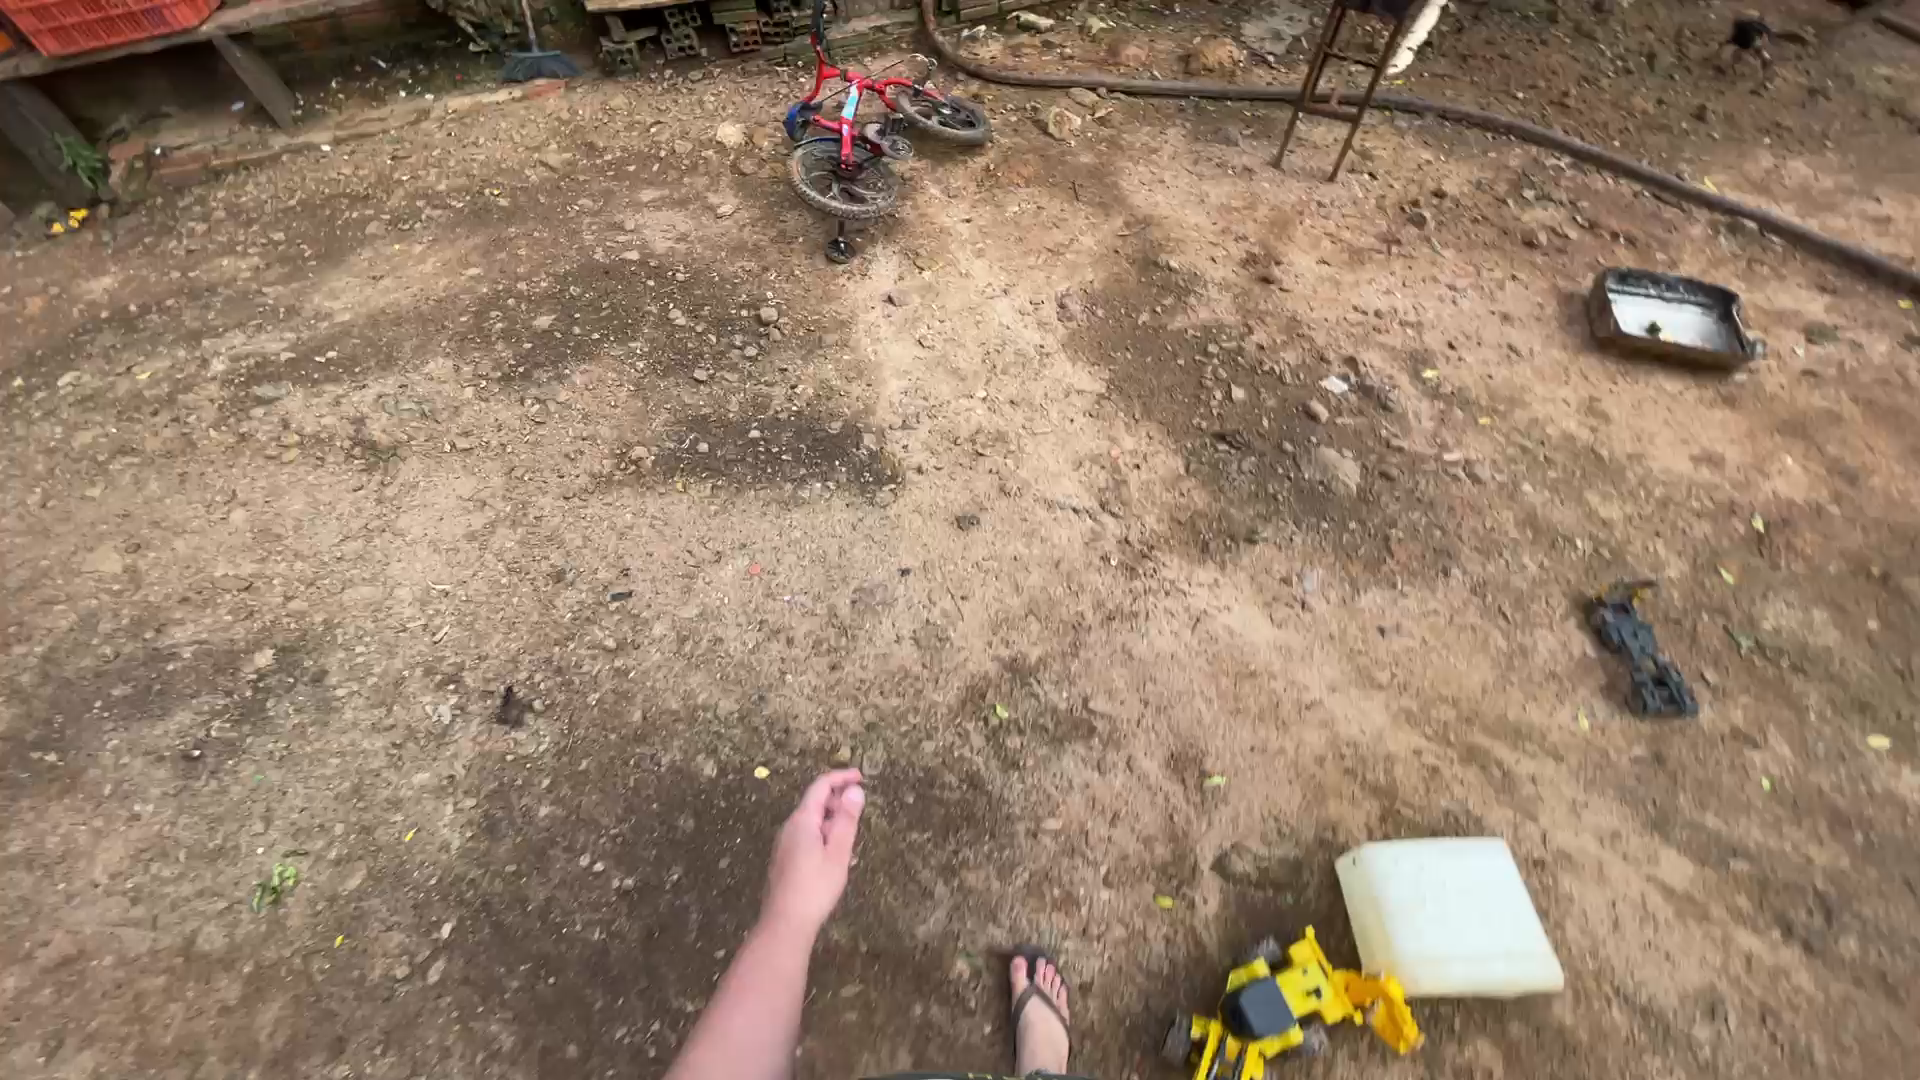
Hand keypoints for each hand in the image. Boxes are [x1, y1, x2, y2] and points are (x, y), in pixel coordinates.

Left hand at [760, 769, 865, 936]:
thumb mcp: (838, 852)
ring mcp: (785, 844)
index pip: (821, 786)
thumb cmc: (815, 887)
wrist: (785, 924)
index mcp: (802, 820)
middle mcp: (790, 827)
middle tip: (859, 812)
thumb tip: (855, 790)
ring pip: (811, 821)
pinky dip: (823, 835)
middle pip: (815, 802)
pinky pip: (807, 836)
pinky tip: (835, 856)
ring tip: (850, 839)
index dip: (841, 778)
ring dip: (832, 821)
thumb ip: (847, 819)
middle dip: (838, 800)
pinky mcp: (785, 859)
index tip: (861, 777)